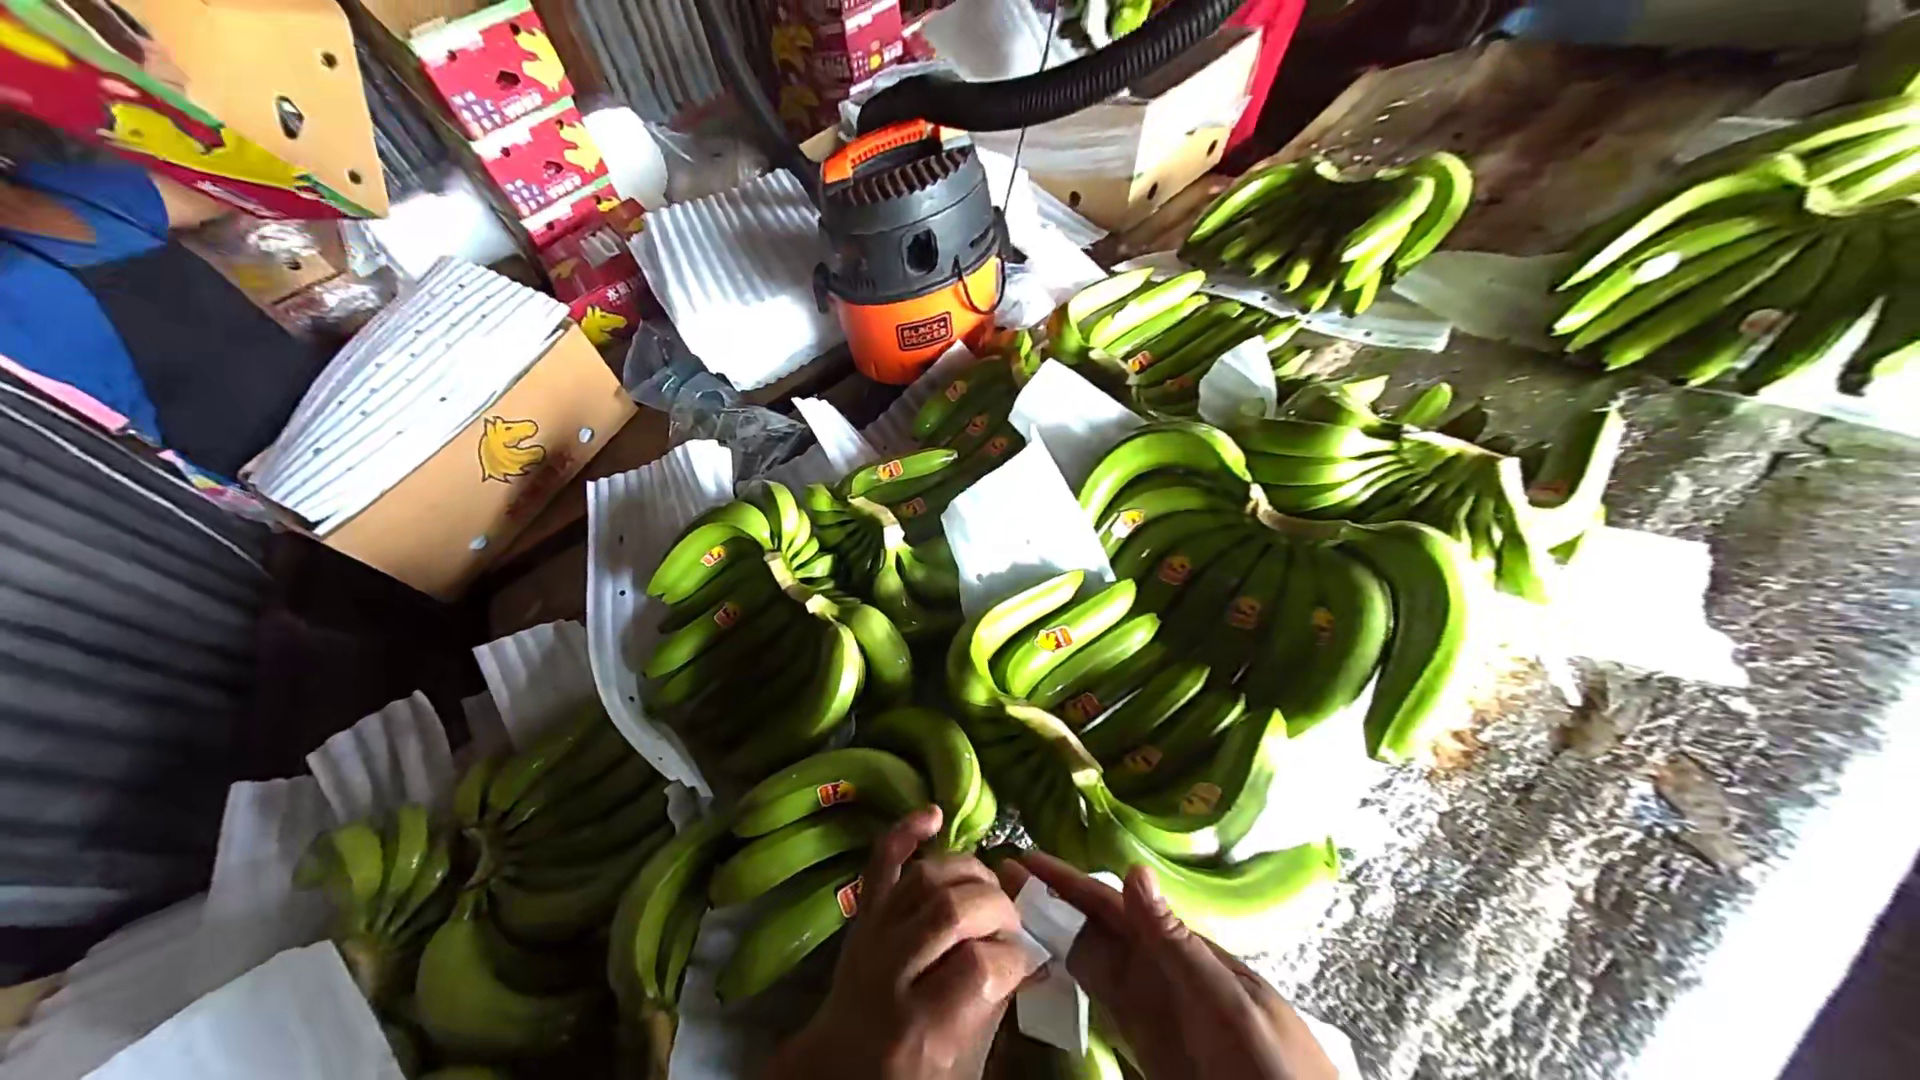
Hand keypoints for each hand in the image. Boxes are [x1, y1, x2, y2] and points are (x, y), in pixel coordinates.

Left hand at [767, 807, 1043, 1079]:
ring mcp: (872, 935)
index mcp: (919, 1030)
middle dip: (997, 908)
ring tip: (990, 891)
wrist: (836, 1068)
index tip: (1028, 960)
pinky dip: (906, 831)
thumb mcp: (963, 1066)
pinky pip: (881, 862)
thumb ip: (998, 1004)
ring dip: (970, 874)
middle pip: (951, 912)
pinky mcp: (863, 913)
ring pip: (925, 879)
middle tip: (1012, 925)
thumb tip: (1035, 954)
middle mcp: (890, 973)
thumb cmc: (909, 1077)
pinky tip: (936, 815)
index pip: (980, 967)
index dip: (1016, 955)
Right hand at [1002, 852, 1336, 1079]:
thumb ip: (1176, 943)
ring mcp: (1147, 1003)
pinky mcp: (1140, 1040)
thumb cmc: (1270, 1065)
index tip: (1022, 860)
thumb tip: (1132, 869)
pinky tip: (1039, 968)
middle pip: (1090, 924)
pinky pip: (1095, 998)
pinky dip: (1066, 977)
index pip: (1110, 903)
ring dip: (1050, 934)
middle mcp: (1154, 965)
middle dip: (1047, 900)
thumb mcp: (1227, 1002)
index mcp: (1175, 945)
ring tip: (1004, 916)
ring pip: (1087, 957)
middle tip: (995, 884)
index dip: (1066, 881)